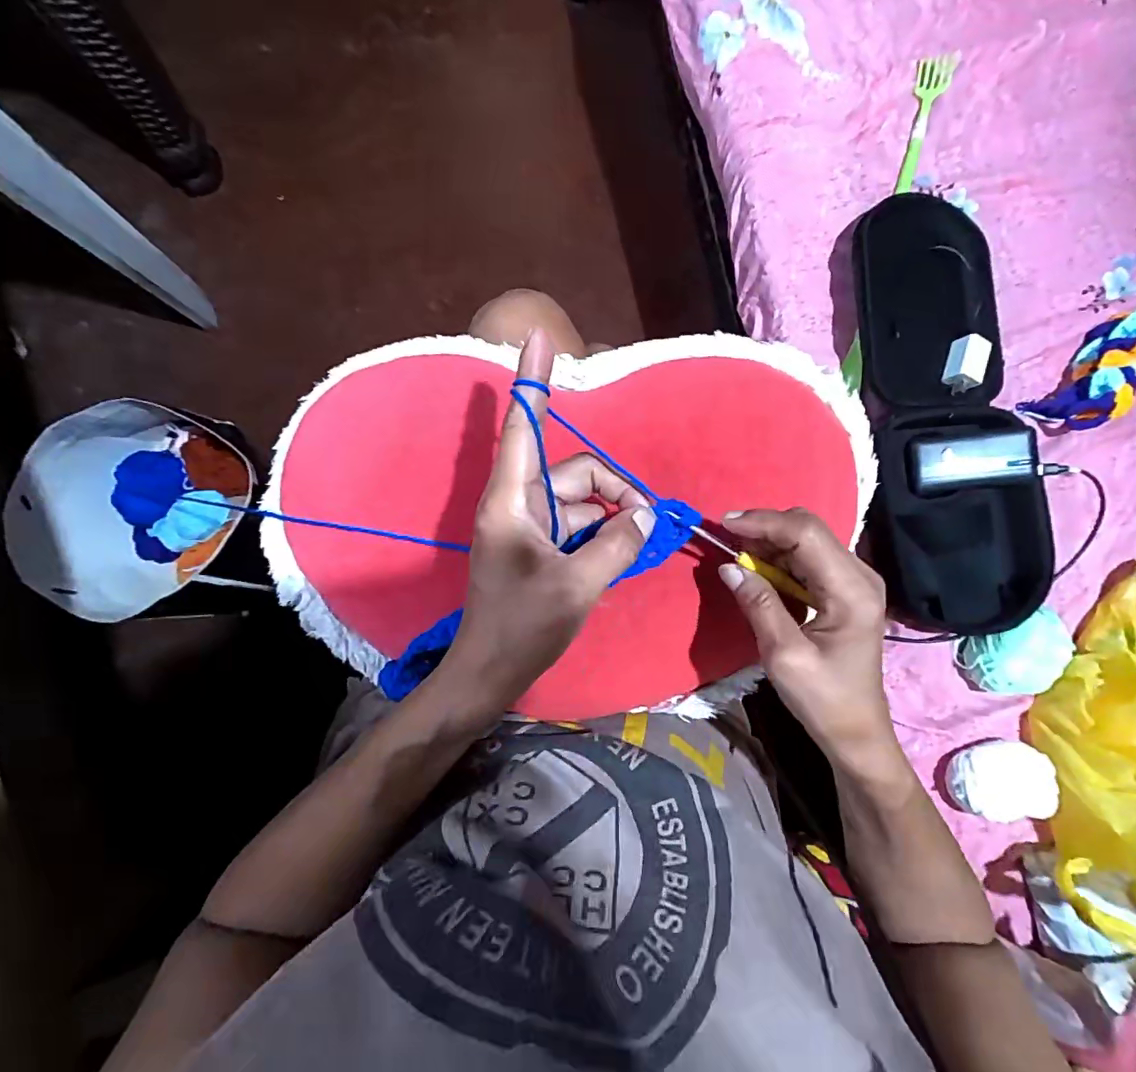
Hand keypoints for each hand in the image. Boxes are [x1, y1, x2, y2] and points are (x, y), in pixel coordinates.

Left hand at [441, 329, 655, 710]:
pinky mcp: (538, 549)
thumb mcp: (579, 585)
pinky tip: (617, 562)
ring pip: (581, 504)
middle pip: (575, 474)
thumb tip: (643, 515)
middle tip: (645, 525)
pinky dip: (601, 538)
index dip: (532, 381)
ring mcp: (529, 528)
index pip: (524, 427)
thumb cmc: (523, 627)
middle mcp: (519, 506)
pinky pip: (578, 528)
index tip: (537, 335)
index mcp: (512, 503)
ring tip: (633, 552)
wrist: (490, 673)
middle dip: (613, 492)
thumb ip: (616, 543)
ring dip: (611, 522)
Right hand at [717, 508, 898, 771]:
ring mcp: (856, 581)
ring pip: (807, 541)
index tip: (724, 524)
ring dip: (770, 542)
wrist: (856, 731)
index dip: (764, 522)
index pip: (806, 533)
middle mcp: (860, 575)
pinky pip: (809, 559)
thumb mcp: (784, 655)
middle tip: (725, 539)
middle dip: (765, 528)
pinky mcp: (845, 590)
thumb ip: (759, 604)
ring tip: (736, 553)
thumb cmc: (823, 699)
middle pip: (809, 529)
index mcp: (852, 589)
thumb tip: (729, 566)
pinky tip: (757, 569)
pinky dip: (780, 558)